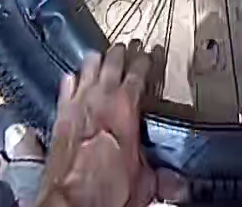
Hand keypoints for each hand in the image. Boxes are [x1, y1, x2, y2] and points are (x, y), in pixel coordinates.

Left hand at [38, 42, 184, 206]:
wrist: (72, 202)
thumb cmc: (109, 190)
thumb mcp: (142, 183)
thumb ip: (159, 175)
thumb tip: (180, 185)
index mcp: (126, 105)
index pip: (140, 69)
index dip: (147, 59)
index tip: (150, 54)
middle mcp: (103, 94)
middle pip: (114, 58)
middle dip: (122, 52)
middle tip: (128, 50)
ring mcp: (79, 99)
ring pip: (89, 63)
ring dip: (98, 60)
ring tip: (103, 58)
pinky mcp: (61, 111)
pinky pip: (67, 81)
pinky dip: (73, 78)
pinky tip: (76, 79)